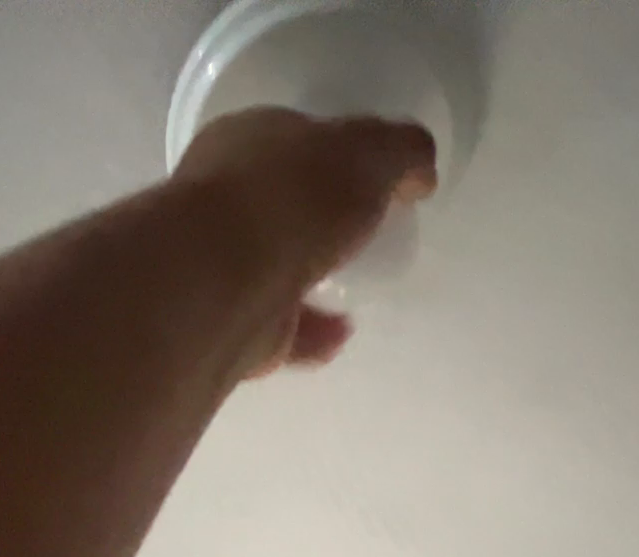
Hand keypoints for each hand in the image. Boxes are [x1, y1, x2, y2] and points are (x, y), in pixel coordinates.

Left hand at [174, 107, 436, 376]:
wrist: (227, 284)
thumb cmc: (292, 199)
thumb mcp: (366, 153)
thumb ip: (399, 154)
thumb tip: (420, 173)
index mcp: (243, 144)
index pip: (290, 140)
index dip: (331, 154)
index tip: (370, 177)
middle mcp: (221, 205)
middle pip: (277, 209)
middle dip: (316, 222)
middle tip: (362, 237)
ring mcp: (219, 271)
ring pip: (272, 273)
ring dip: (312, 283)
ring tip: (356, 290)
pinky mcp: (228, 329)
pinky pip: (278, 330)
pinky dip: (311, 333)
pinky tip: (343, 332)